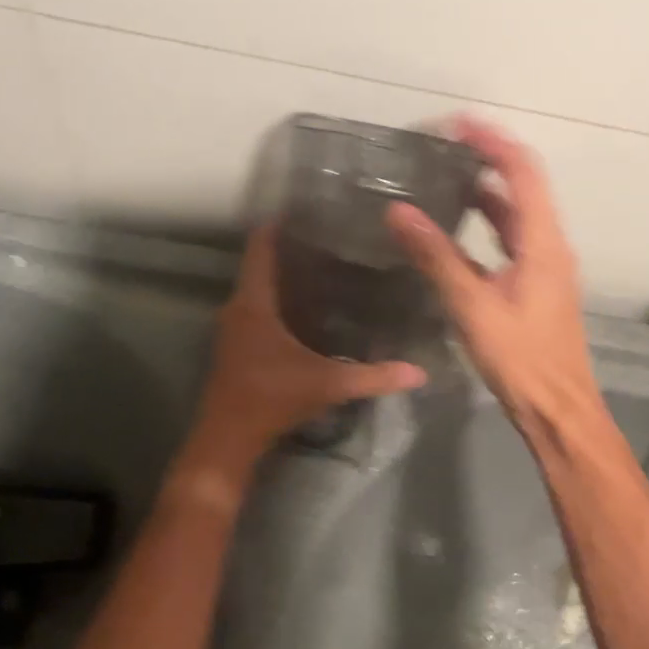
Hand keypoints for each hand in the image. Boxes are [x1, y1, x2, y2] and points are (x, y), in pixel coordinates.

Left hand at [193, 223, 427, 450]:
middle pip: (261, 267)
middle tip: (331, 238)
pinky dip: (278, 303)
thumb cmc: (272, 399)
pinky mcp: (236, 347)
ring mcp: (233, 329)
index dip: (279, 225)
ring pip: (259, 291)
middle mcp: (238, 309)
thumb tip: (420, 372)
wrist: (228, 440)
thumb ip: (374, 376)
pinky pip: (257, 311)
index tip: (307, 208)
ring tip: (325, 267)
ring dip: (285, 279)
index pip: (261, 248)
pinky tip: (307, 310)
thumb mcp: (327, 385)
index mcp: (253, 304)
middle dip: (292, 251)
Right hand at [387, 117, 600, 418]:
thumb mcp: (472, 305)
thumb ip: (436, 256)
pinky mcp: (535, 286)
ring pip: (517, 215)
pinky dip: (485, 226)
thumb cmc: (520, 358)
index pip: (522, 171)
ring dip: (486, 192)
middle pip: (523, 186)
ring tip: (444, 178)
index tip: (455, 124)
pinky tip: (453, 233)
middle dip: (487, 159)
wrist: (557, 408)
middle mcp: (550, 245)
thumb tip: (398, 211)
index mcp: (543, 241)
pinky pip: (510, 241)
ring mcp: (545, 267)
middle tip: (443, 148)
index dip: (492, 141)